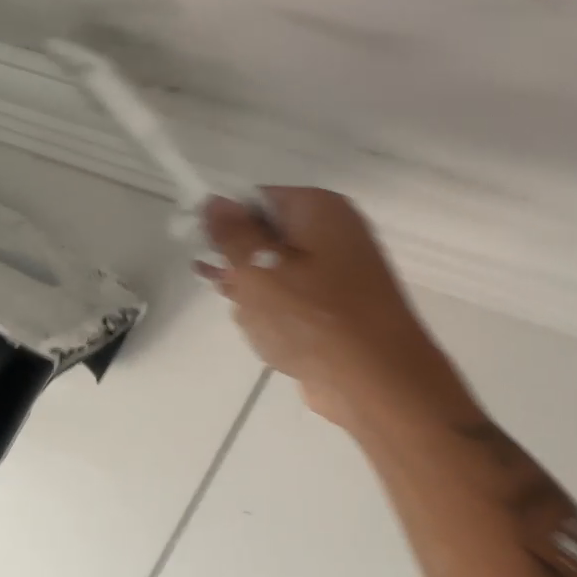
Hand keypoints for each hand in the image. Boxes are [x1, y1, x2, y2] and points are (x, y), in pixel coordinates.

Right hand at [195, 188, 477, 428]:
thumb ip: (231, 233)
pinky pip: (287, 300)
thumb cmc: (311, 317)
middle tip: (232, 291)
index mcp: (318, 209)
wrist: (373, 378)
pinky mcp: (334, 305)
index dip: (223, 223)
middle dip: (238, 266)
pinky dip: (271, 315)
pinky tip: (268, 335)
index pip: (254, 198)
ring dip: (251, 296)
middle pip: (261, 237)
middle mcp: (332, 231)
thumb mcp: (257, 269)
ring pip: (269, 273)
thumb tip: (214, 201)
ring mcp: (337, 269)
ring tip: (257, 321)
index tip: (203, 252)